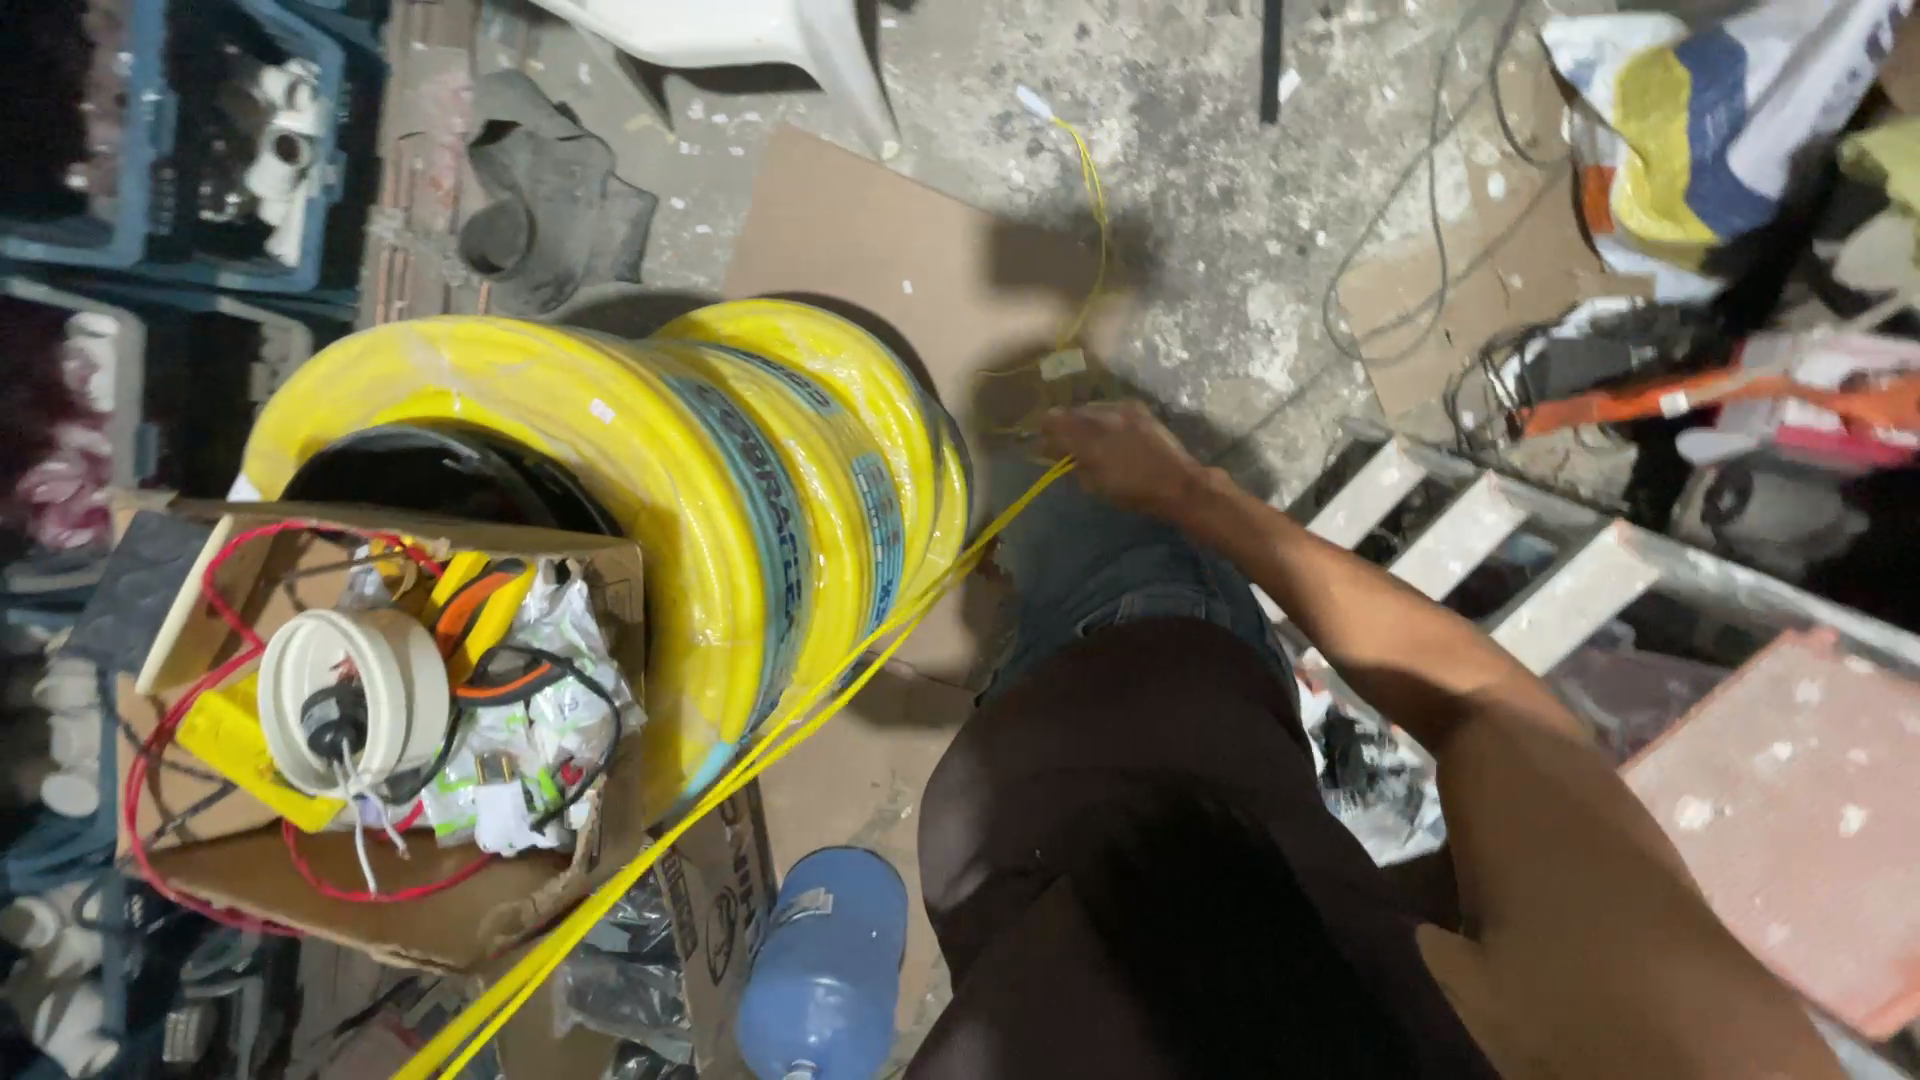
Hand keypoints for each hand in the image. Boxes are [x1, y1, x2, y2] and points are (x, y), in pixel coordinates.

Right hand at [1039, 401, 1222, 519]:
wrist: (1177, 483)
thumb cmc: (1133, 491)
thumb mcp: (1094, 483)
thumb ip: (1072, 462)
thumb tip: (1055, 450)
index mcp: (1088, 436)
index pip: (1053, 421)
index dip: (1045, 432)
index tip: (1045, 445)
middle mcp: (1103, 415)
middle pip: (1070, 412)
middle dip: (1063, 426)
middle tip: (1064, 443)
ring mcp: (1122, 409)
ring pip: (1090, 409)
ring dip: (1083, 421)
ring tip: (1088, 439)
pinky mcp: (1138, 410)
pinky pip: (1109, 408)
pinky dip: (1102, 418)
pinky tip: (1109, 433)